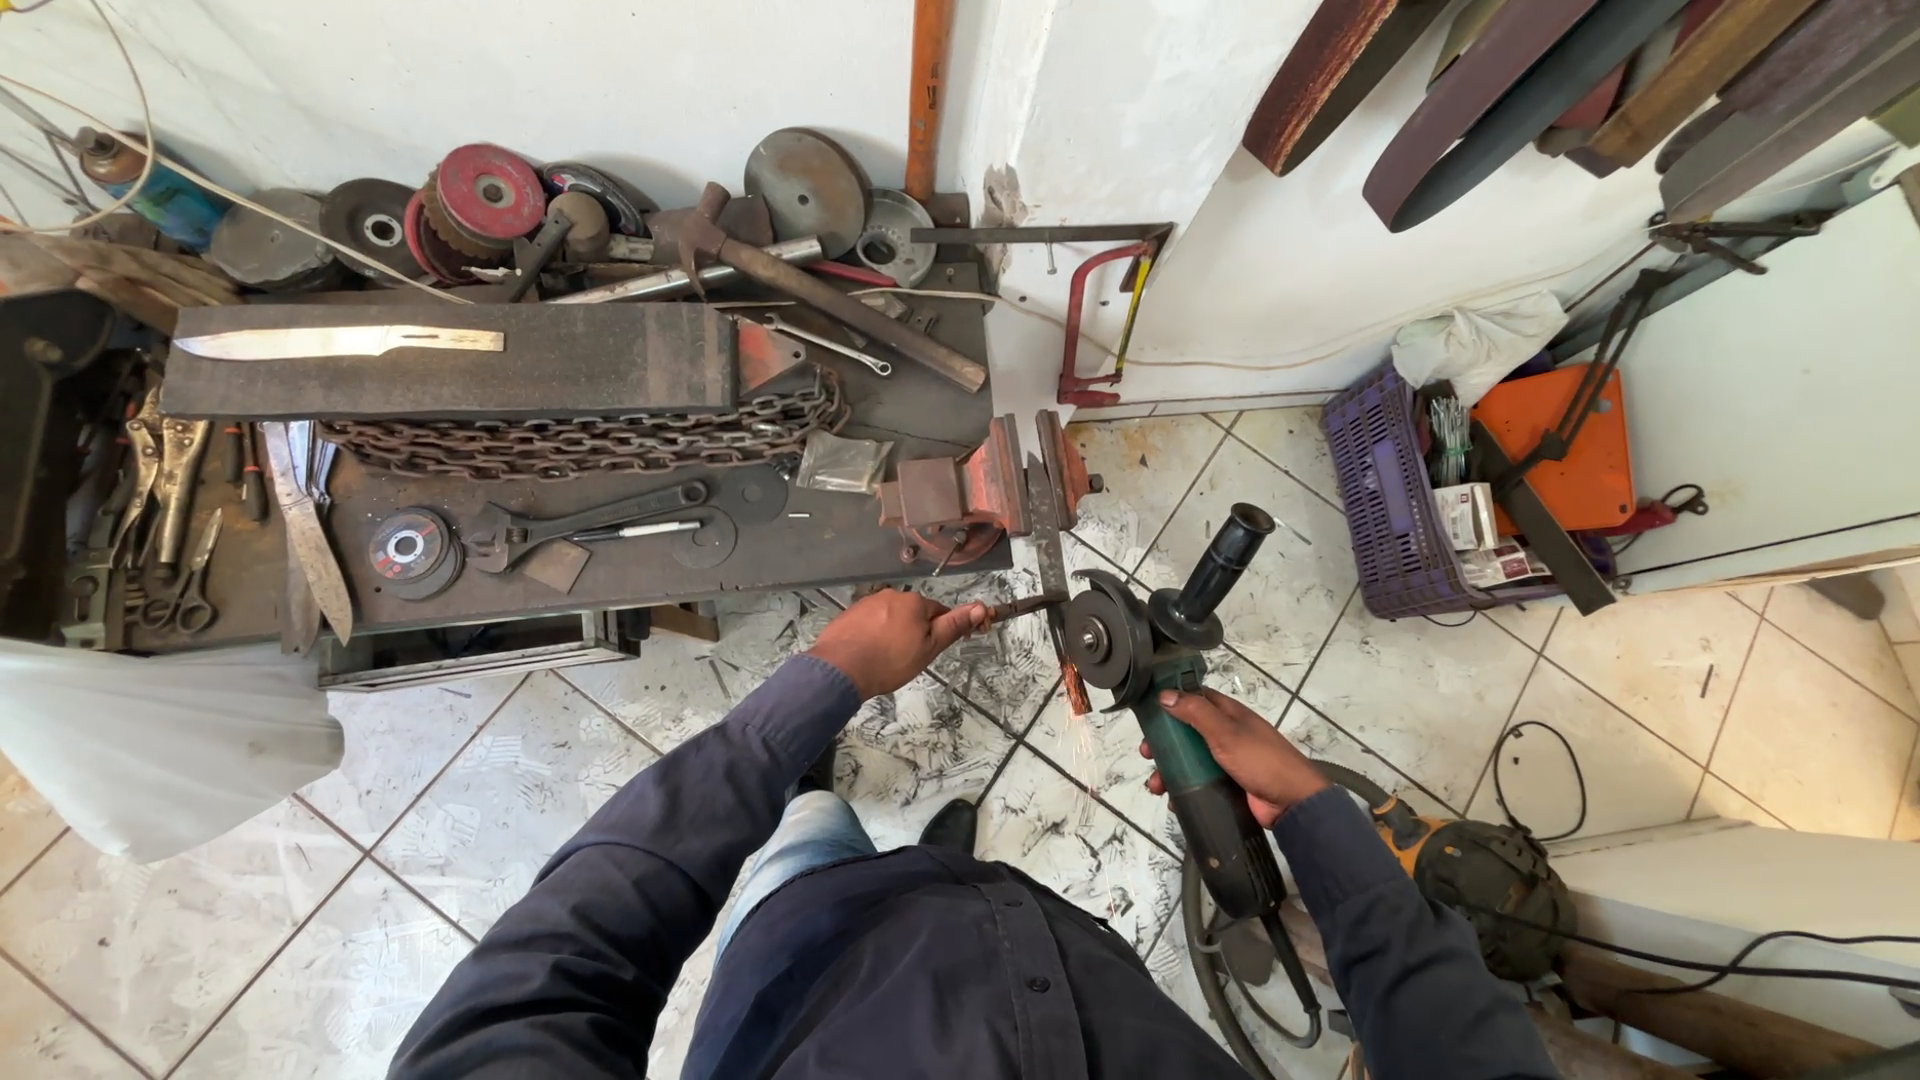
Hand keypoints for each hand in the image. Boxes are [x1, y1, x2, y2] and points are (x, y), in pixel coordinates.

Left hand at [806, 588, 986, 699]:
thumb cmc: (890, 661)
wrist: (841, 669)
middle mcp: (891, 595)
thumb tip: (981, 607)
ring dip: (891, 632)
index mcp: (914, 602)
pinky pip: (868, 622)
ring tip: (885, 658)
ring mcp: (867, 603)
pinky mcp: (849, 614)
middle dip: (913, 631)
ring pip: (889, 617)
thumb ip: (954, 626)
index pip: (938, 612)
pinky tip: (867, 653)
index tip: (930, 651)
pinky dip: (871, 634)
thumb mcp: (929, 647)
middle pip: (912, 613)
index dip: (938, 632)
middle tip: (907, 658)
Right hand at [1141, 688, 1329, 827]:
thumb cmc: (1261, 760)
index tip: (1149, 712)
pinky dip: (1184, 790)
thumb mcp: (1226, 732)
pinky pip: (1199, 783)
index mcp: (1228, 714)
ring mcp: (1227, 760)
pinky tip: (1174, 802)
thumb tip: (1164, 694)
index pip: (1194, 698)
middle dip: (1164, 744)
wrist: (1293, 803)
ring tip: (1156, 786)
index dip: (1170, 701)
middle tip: (1147, 754)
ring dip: (1169, 771)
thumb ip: (1196, 712)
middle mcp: (1226, 733)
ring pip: (1189, 761)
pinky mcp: (1227, 784)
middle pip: (1186, 732)